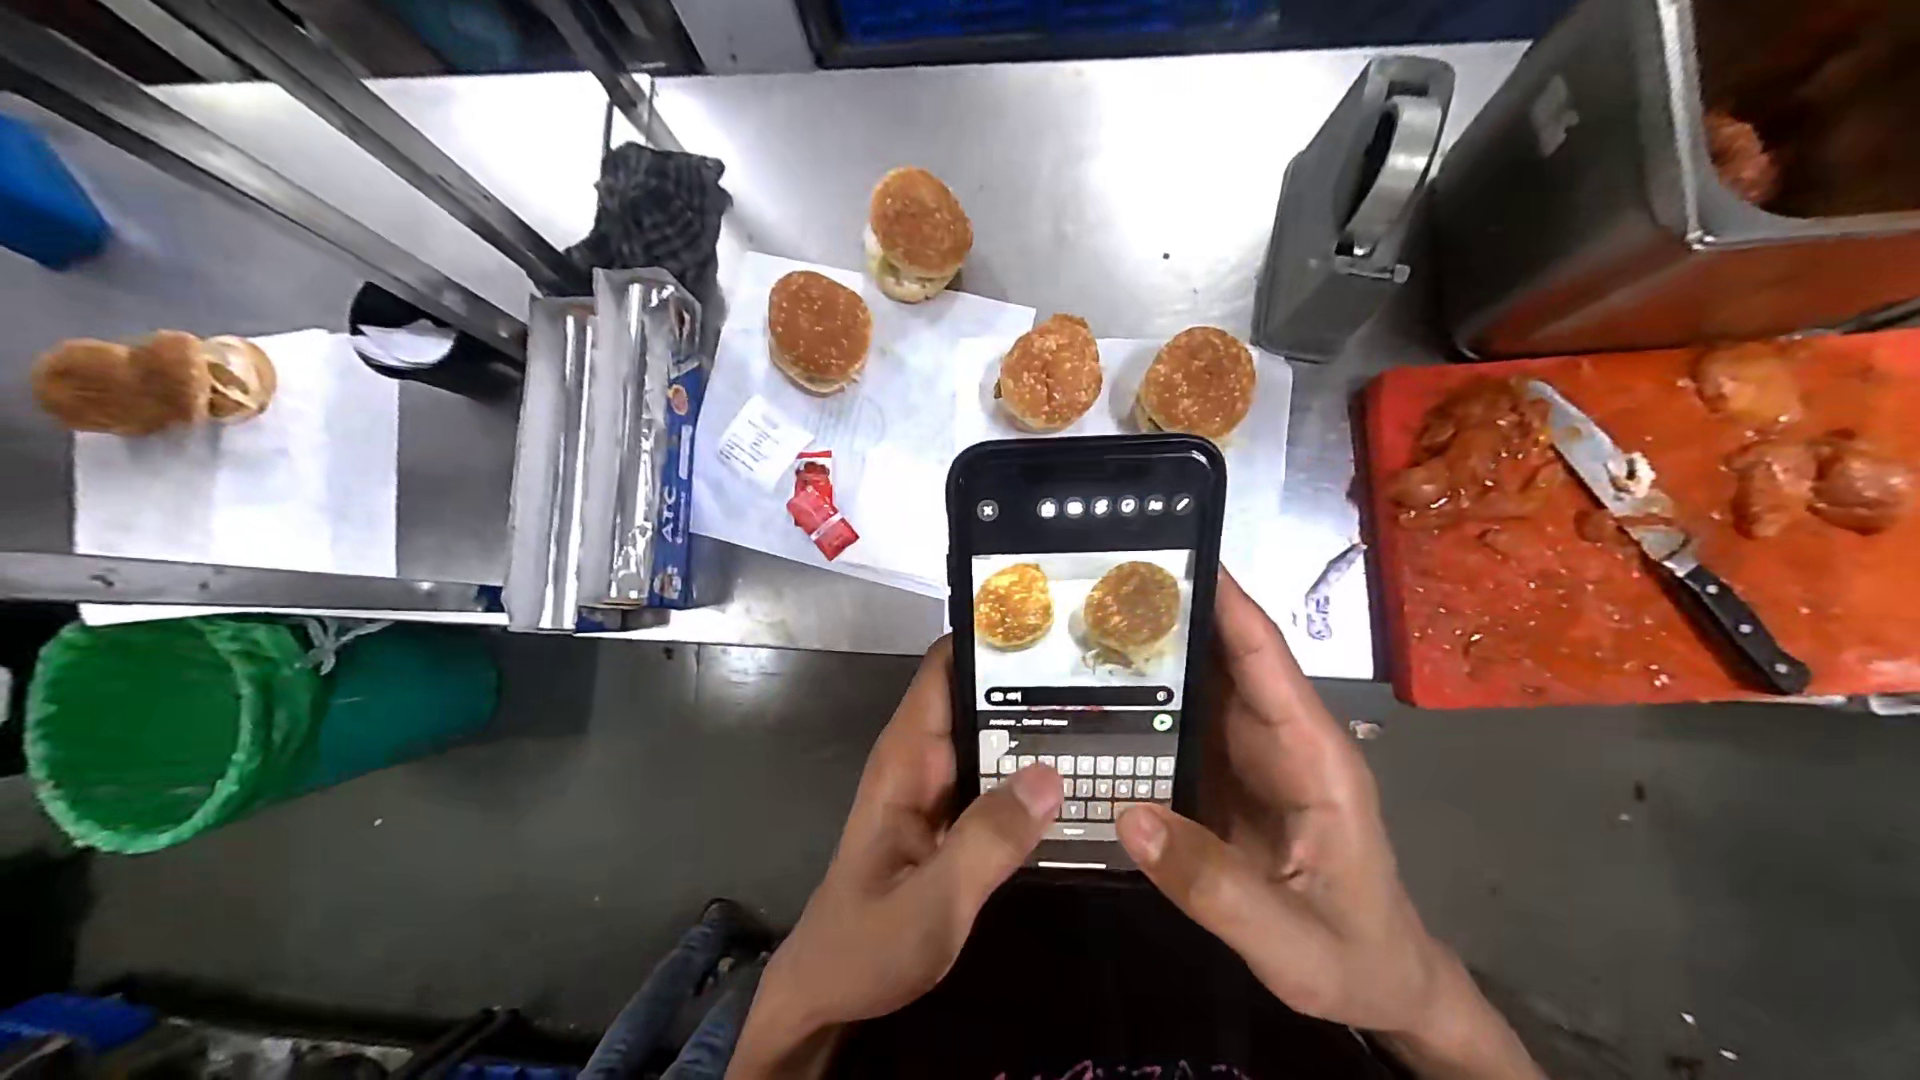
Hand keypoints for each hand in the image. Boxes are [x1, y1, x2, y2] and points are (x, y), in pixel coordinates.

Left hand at [728, 638, 1061, 1078]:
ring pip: (992, 735)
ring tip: (1109, 711)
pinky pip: (997, 775)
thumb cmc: (865, 947)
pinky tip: (1082, 772)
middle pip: (978, 696)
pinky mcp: (953, 814)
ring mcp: (939, 786)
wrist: (830, 992)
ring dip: (1040, 723)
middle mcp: (923, 758)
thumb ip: (985, 843)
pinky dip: (1033, 767)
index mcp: (906, 757)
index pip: (944, 669)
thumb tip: (1049, 775)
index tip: (1051, 629)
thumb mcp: (929, 906)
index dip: (989, 640)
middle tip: (1104, 674)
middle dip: (1032, 681)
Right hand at [1116, 571, 1542, 1079]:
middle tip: (1094, 588)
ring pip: (1192, 688)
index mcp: (1312, 755)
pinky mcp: (1219, 779)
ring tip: (1079, 630)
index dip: (1226, 602)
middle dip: (1166, 617)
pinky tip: (1090, 699)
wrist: (1380, 987)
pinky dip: (1138, 706)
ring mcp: (1245, 757)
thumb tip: (1127, 815)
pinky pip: (1175, 728)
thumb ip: (1215, 886)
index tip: (1176, 554)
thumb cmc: (1356, 959)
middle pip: (1219, 659)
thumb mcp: (1292, 943)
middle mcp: (1276, 739)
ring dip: (1145, 656)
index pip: (1266, 658)